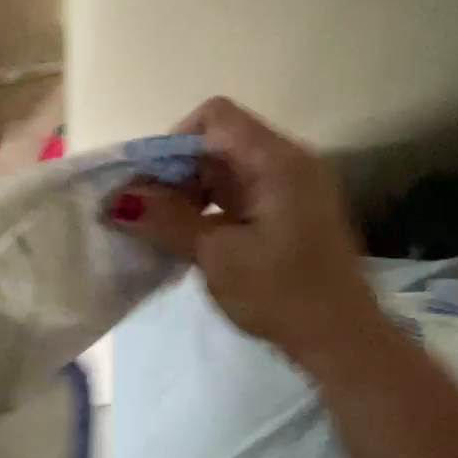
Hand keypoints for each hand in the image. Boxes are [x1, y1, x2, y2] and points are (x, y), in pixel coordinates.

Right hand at [105, 97, 383, 365]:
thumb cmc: (280, 293)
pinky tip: (186, 243)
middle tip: (141, 216)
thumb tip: (118, 199)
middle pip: (218, 144)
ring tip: (158, 232)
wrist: (339, 338)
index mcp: (276, 161)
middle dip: (174, 174)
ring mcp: (289, 191)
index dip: (171, 144)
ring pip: (225, 174)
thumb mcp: (218, 256)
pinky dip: (207, 213)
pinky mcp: (286, 217)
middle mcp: (287, 163)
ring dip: (187, 196)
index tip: (144, 187)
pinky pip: (237, 198)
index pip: (215, 118)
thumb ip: (168, 220)